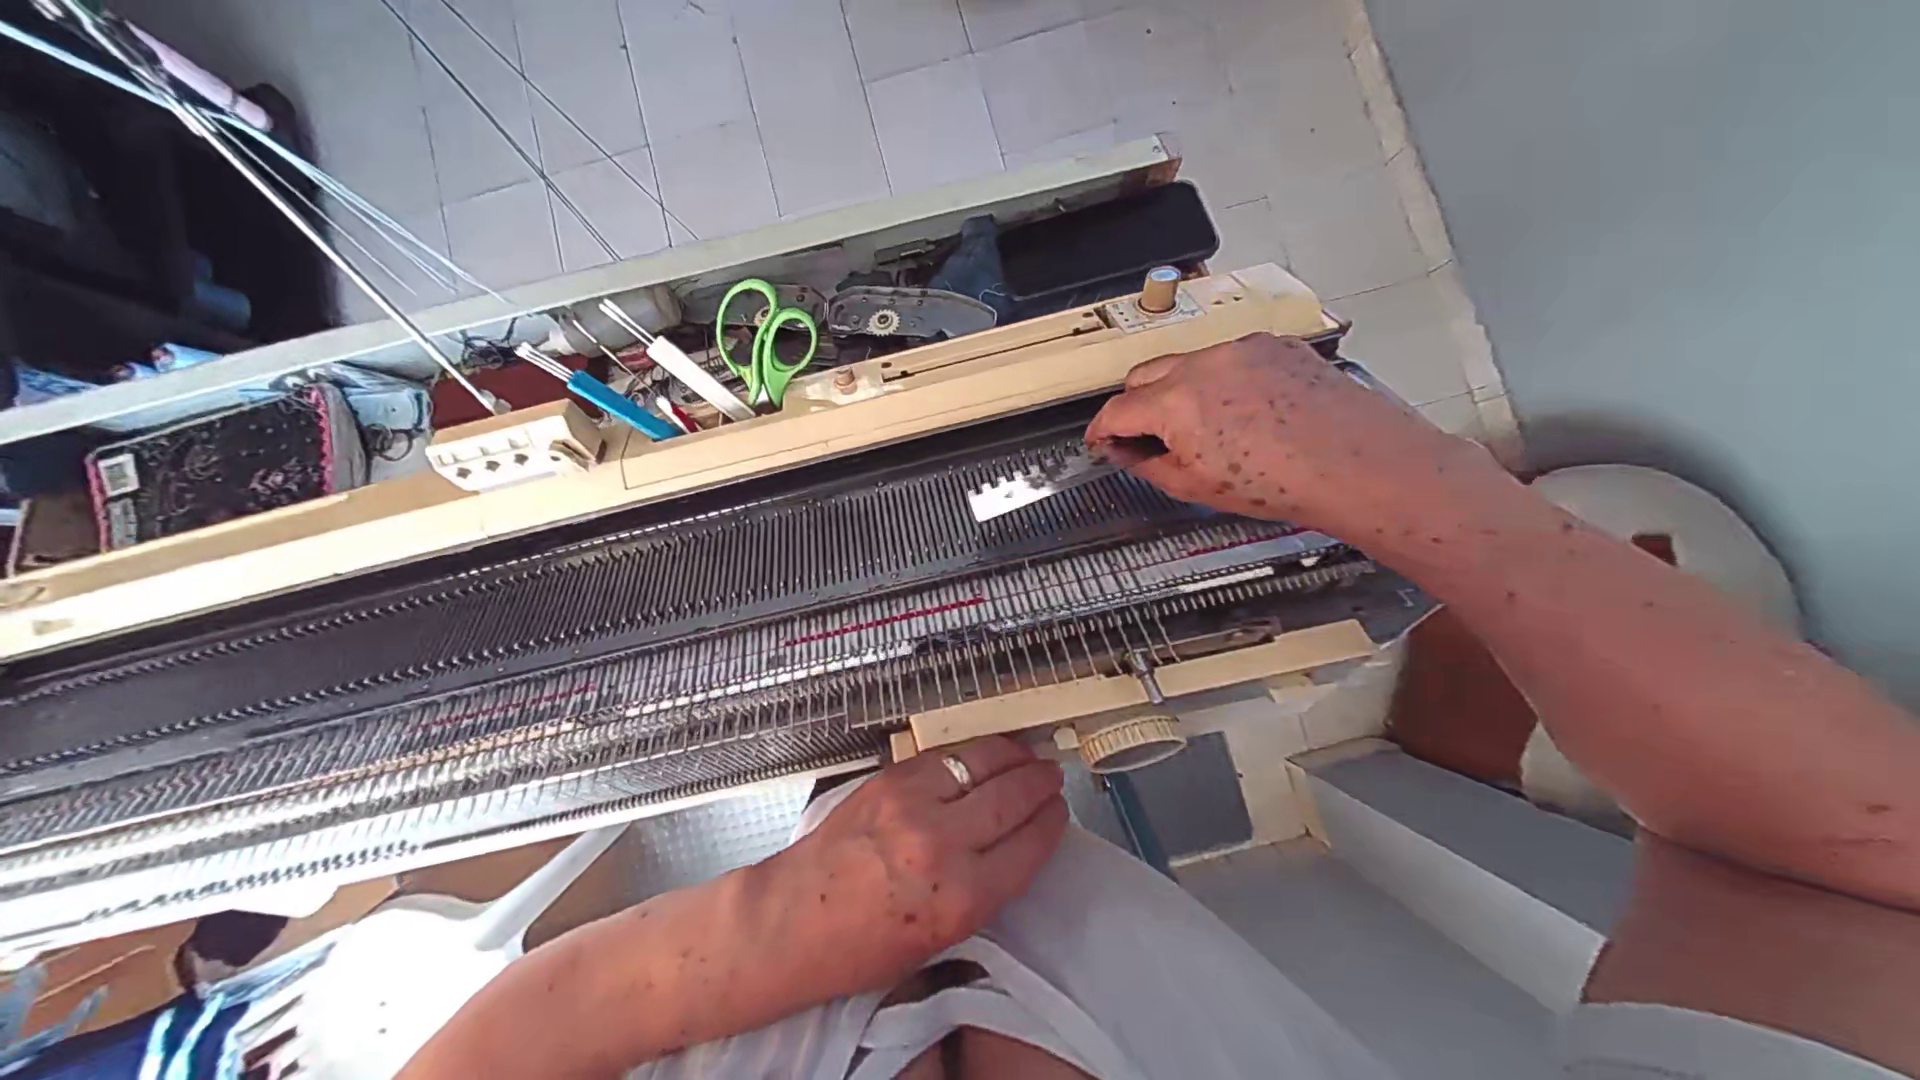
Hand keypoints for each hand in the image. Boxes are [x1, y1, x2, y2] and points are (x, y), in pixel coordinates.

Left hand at [766, 737, 1067, 997]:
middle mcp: (943, 845)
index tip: (1059, 812)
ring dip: (1012, 756)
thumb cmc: (860, 943)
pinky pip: (946, 755)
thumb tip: (1014, 844)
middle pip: (1011, 800)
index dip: (1050, 824)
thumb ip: (983, 889)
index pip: (1028, 848)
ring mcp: (914, 804)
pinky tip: (985, 753)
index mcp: (962, 898)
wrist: (794, 918)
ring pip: (982, 764)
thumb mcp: (940, 936)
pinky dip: (972, 751)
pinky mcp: (891, 779)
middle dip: (1039, 784)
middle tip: (1051, 777)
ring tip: (1027, 756)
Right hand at [1084, 333, 1499, 538]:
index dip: (1101, 429)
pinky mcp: (1271, 344)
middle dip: (1135, 405)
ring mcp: (1238, 349)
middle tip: (1144, 435)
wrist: (1356, 463)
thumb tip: (1126, 452)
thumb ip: (1146, 464)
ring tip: (1203, 426)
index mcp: (1175, 404)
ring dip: (1176, 389)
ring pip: (1183, 363)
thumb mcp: (1195, 486)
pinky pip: (1225, 356)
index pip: (1115, 409)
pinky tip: (1239, 410)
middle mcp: (1202, 365)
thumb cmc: (1285, 480)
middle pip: (1142, 376)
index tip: (1101, 438)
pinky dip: (1218, 379)